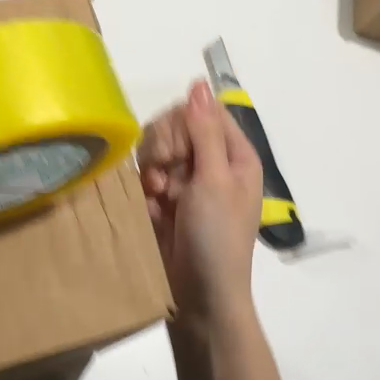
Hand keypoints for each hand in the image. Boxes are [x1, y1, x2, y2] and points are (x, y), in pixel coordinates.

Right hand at [138, 80, 262, 324]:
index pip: (202, 111)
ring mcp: (186, 182)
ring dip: (152, 171)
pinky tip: (150, 211)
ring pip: (156, 149)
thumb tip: (200, 81)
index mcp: (235, 155)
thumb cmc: (217, 239)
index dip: (184, 124)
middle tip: (165, 178)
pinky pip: (144, 176)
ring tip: (158, 198)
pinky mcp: (163, 200)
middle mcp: (211, 162)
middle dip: (164, 149)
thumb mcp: (215, 180)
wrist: (200, 299)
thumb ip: (204, 129)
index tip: (177, 152)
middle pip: (175, 126)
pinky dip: (144, 191)